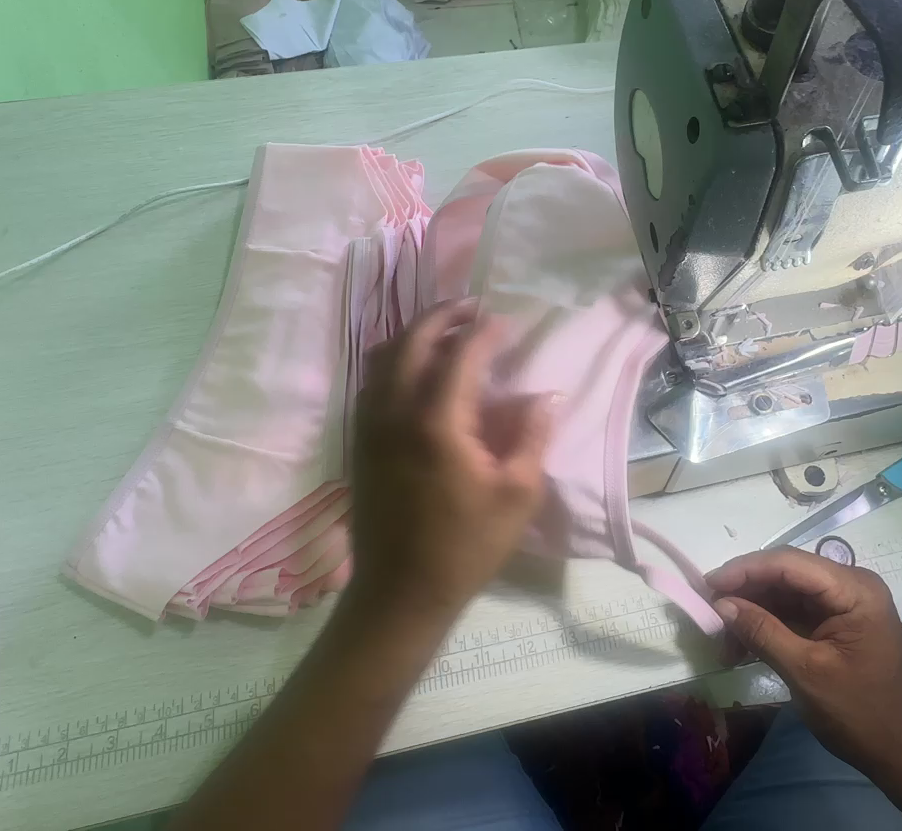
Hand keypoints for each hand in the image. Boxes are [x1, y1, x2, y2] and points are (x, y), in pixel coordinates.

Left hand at [346, 299, 553, 622]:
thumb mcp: (517, 494)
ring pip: (384, 356)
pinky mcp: (358, 441)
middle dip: (443, 316)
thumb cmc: (465, 547)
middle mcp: (395, 412)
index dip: (486, 331)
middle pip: (412, 340)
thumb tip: (542, 396)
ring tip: (446, 332)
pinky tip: (417, 371)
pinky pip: (372, 381)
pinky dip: (395, 360)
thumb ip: (531, 436)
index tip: (506, 322)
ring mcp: (369, 425)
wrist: (399, 593)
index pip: (461, 354)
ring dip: (415, 334)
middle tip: (472, 308)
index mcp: (437, 422)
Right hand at [706, 548, 901, 772]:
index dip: (745, 570)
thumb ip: (763, 632)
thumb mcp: (806, 672)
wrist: (901, 755)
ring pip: (784, 591)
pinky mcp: (835, 620)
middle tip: (709, 610)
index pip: (789, 564)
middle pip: (785, 573)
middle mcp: (850, 585)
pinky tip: (740, 645)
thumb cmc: (860, 714)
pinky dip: (766, 625)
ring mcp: (843, 602)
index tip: (707, 585)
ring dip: (752, 611)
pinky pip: (792, 610)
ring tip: (722, 638)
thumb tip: (721, 604)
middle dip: (745, 591)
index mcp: (854, 589)